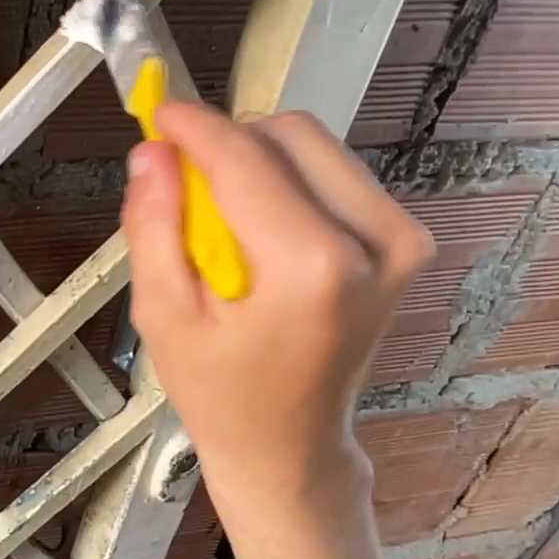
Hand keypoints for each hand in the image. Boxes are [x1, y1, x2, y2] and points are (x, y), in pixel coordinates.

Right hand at [122, 104, 434, 533]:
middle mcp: (377, 238)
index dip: (196, 130)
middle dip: (227, 145)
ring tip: (213, 224)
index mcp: (310, 268)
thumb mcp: (162, 319)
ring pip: (316, 150)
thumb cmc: (216, 393)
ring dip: (253, 166)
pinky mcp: (408, 239)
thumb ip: (154, 232)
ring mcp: (404, 236)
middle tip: (179, 185)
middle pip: (292, 136)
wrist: (288, 444)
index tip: (157, 113)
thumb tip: (149, 156)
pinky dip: (282, 187)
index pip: (247, 162)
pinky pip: (334, 177)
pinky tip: (252, 234)